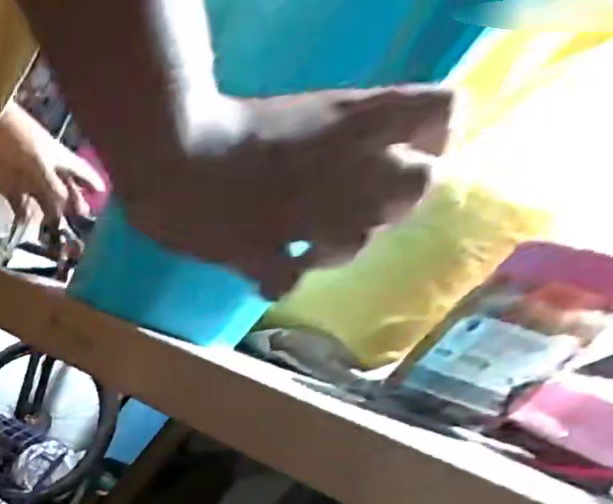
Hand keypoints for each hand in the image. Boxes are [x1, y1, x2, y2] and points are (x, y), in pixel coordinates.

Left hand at [0, 103, 106, 238]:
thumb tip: (63, 214)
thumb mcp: (42, 166)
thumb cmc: (22, 141)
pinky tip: (27, 233)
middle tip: (78, 228)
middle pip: (63, 194)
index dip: (92, 181)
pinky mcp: (11, 188)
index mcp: (61, 161)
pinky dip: (24, 220)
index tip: (103, 192)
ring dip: (48, 219)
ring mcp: (29, 181)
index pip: (81, 172)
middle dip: (71, 209)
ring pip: (43, 204)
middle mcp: (48, 173)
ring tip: (55, 238)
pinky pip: (20, 208)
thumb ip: (53, 190)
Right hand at [119, 84, 451, 297]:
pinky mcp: (262, 253)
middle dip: (389, 205)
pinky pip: (287, 280)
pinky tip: (262, 271)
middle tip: (351, 211)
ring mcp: (305, 216)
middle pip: (416, 187)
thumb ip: (338, 135)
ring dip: (333, 249)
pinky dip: (277, 280)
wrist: (169, 156)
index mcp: (355, 118)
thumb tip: (353, 161)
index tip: (400, 155)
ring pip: (357, 244)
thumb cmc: (222, 126)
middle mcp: (345, 167)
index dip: (431, 141)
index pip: (443, 113)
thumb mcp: (301, 114)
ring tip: (303, 246)